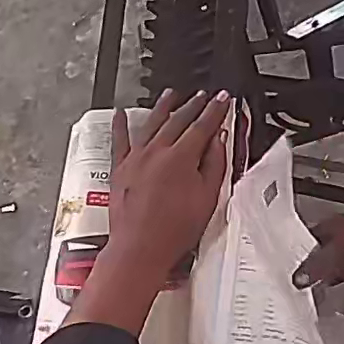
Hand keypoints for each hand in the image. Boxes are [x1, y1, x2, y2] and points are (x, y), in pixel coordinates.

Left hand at [64, 89, 230, 334]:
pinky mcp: (120, 169)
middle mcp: (157, 152)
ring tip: (172, 95)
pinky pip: (119, 140)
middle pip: (178, 120)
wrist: (139, 248)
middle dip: (194, 105)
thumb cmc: (173, 230)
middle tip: (203, 96)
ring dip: (164, 107)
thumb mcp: (207, 198)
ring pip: (151, 123)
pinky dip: (120, 125)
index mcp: (181, 157)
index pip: (203, 125)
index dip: (216, 110)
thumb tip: (218, 142)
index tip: (223, 99)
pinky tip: (120, 113)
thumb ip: (214, 164)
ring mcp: (136, 158)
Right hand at [293, 215, 343, 305]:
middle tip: (312, 270)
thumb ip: (316, 268)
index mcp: (340, 222)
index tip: (299, 258)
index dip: (305, 245)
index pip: (315, 231)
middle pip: (331, 241)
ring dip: (339, 264)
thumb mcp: (337, 259)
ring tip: (330, 278)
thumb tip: (300, 277)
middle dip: (322, 255)